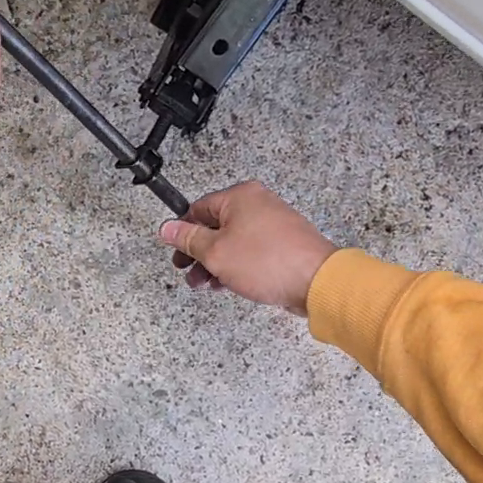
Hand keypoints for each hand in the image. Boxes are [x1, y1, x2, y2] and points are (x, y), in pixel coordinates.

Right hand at [156, 181, 338, 314]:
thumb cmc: (267, 262)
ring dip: (214, 263)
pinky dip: (235, 265)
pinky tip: (226, 284)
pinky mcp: (282, 244)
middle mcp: (257, 204)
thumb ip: (188, 239)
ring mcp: (272, 224)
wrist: (315, 281)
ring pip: (232, 241)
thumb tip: (167, 228)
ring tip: (205, 285)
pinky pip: (250, 251)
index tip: (175, 251)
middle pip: (215, 226)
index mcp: (239, 197)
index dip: (183, 232)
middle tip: (187, 271)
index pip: (198, 209)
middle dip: (198, 253)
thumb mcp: (214, 252)